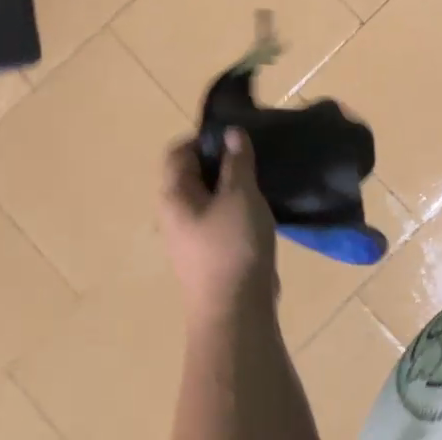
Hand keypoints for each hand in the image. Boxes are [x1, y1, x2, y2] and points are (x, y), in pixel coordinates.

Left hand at [159, 129, 275, 323]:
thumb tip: (232, 133)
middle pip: (194, 172)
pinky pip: (222, 214)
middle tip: (259, 153)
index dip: (207, 138)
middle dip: (225, 158)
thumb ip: (237, 162)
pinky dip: (240, 203)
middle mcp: (176, 213)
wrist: (234, 309)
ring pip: (211, 194)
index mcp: (175, 196)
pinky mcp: (211, 249)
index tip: (241, 136)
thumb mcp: (241, 195)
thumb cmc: (233, 245)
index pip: (179, 152)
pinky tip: (264, 206)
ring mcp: (192, 234)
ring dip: (235, 182)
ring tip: (266, 176)